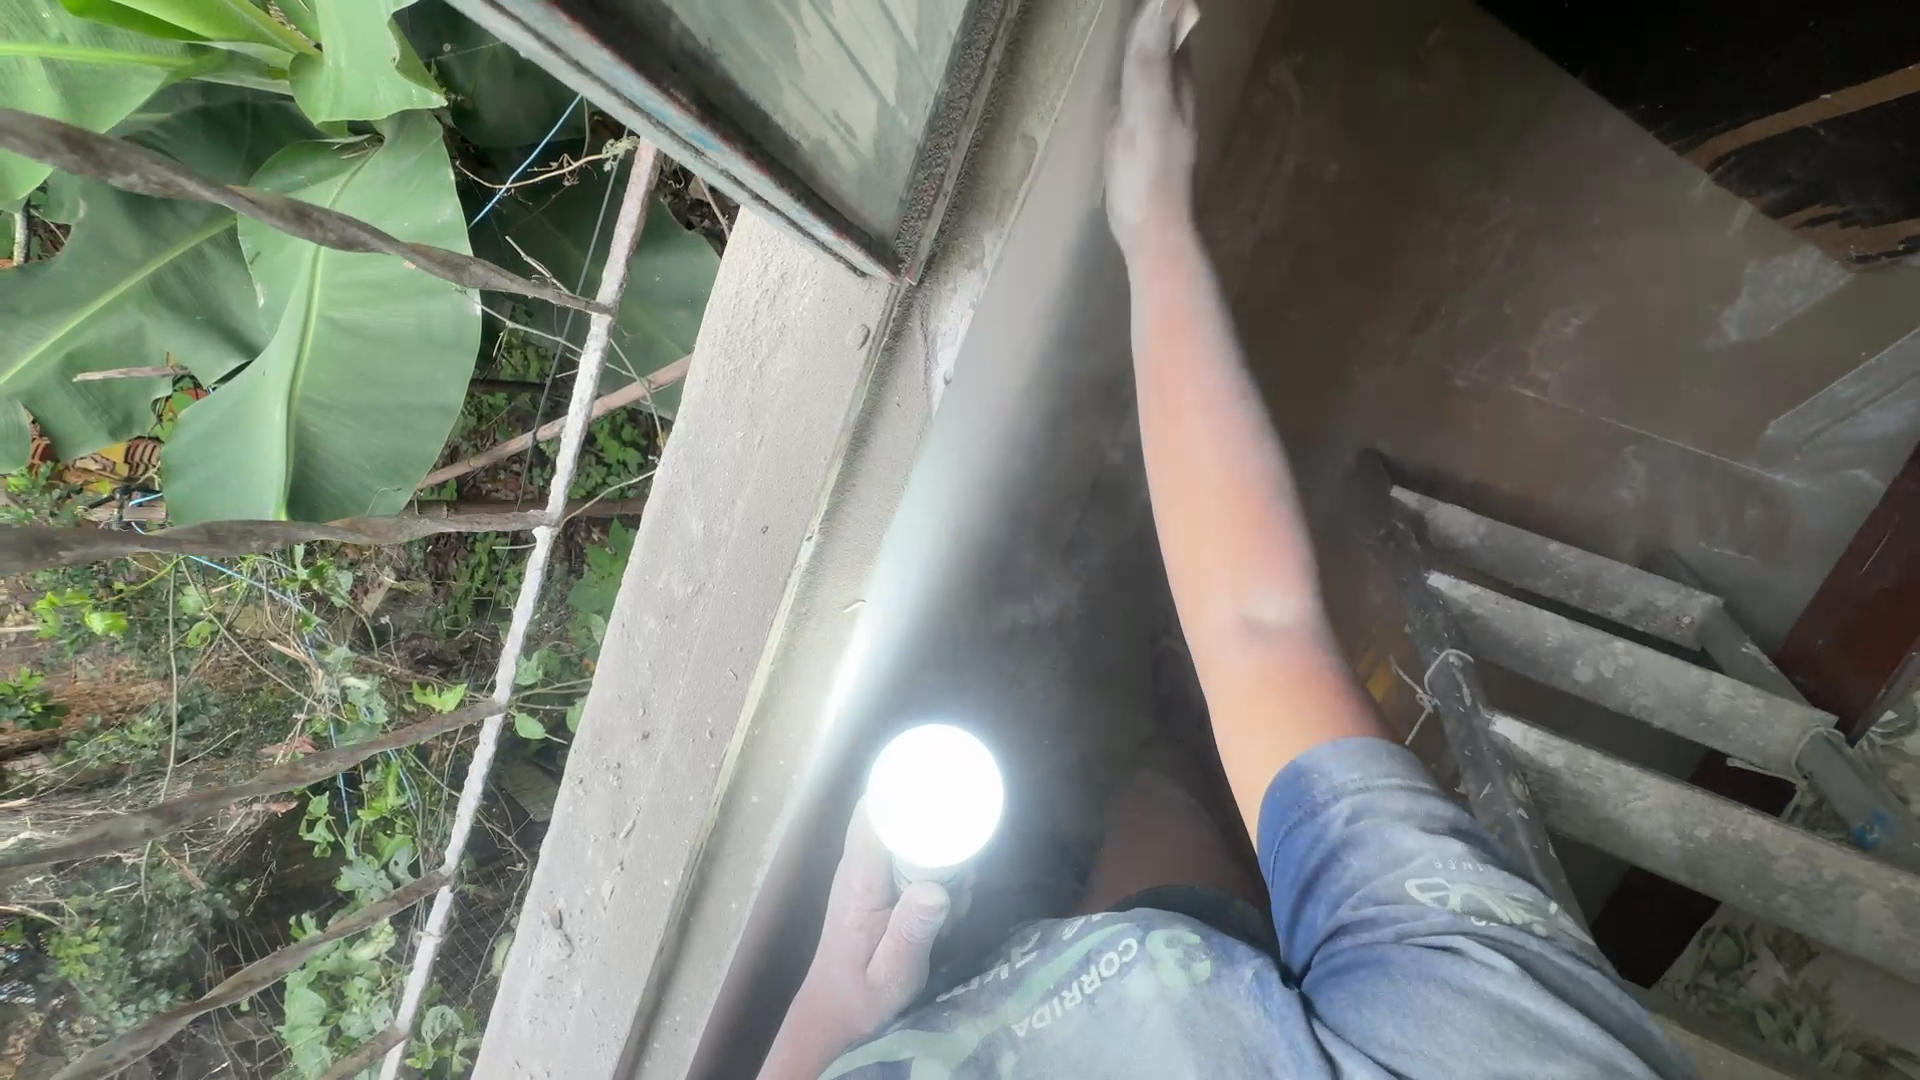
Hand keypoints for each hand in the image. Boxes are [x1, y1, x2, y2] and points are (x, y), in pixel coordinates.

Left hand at [758, 803, 950, 1078]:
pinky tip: (950, 903)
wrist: (832, 1018)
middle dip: (937, 825)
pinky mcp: (880, 884)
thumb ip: (912, 935)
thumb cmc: (858, 1000)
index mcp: (859, 881)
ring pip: (907, 835)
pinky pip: (909, 855)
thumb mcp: (892, 977)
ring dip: (941, 850)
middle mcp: (860, 866)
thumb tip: (937, 889)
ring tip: (959, 891)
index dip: (901, 789)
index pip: (872, 814)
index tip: (942, 781)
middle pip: (894, 815)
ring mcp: (869, 873)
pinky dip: (937, 868)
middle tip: (966, 868)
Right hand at [1105, 0, 1200, 258]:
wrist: (1152, 240)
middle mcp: (1174, 112)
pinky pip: (1141, 118)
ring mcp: (1161, 138)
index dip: (1166, 18)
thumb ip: (1149, 65)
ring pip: (1159, 90)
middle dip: (1161, 39)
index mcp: (1176, 96)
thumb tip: (1160, 3)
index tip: (1152, 5)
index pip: (1177, 42)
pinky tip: (1124, 108)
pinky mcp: (1145, 162)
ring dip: (1150, 67)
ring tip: (1134, 50)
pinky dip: (1135, 101)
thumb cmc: (1147, 180)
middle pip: (1172, 63)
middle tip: (1144, 20)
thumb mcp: (1146, 116)